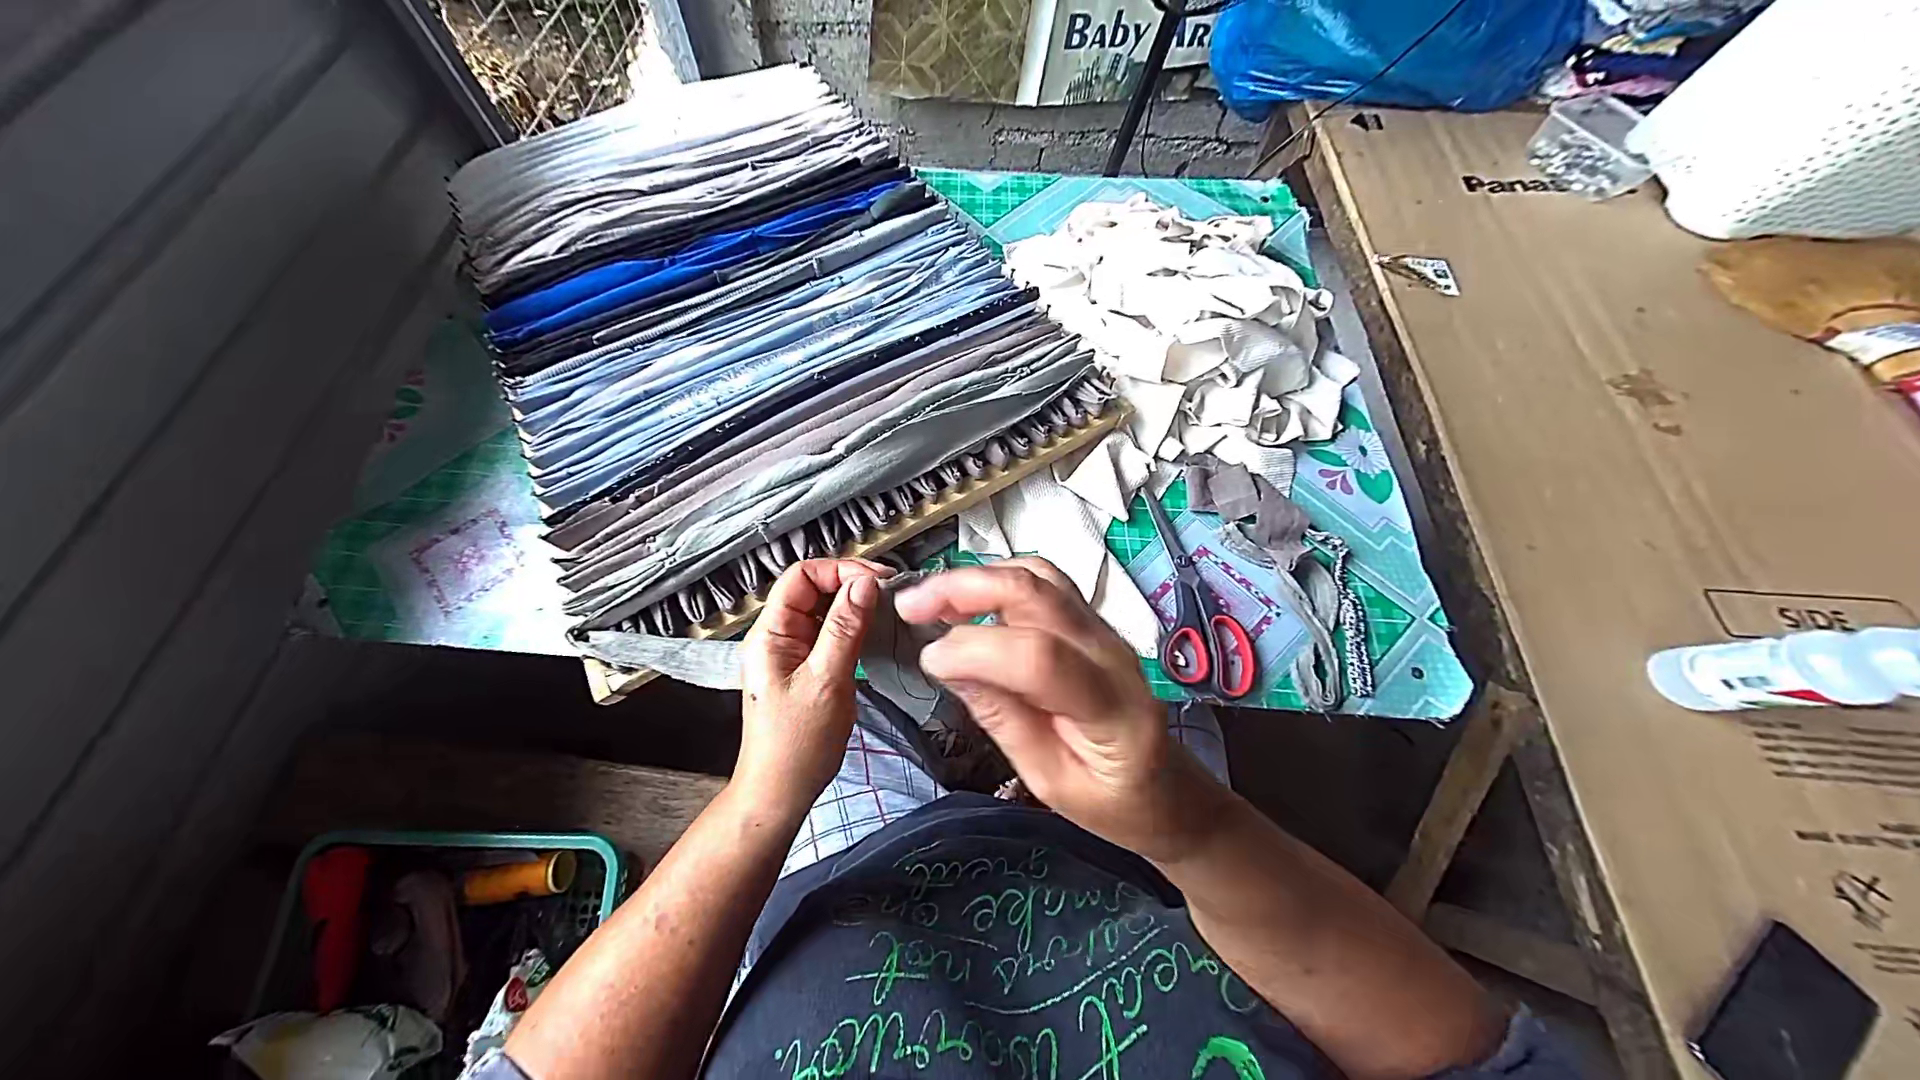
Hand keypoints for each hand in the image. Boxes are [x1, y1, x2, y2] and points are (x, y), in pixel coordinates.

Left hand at [736, 559, 888, 817]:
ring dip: (854, 604)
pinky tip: (872, 631)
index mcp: (770, 634)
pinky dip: (853, 626)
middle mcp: (778, 637)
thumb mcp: (826, 681)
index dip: (839, 570)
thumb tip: (864, 584)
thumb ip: (845, 629)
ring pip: (824, 610)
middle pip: (813, 589)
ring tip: (884, 608)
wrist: (781, 792)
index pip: (802, 576)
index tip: (875, 580)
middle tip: (887, 592)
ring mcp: (792, 652)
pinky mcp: (807, 668)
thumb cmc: (794, 746)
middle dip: (850, 583)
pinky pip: (830, 633)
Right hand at [894, 558, 1227, 862]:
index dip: (973, 649)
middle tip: (910, 606)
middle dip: (965, 588)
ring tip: (932, 600)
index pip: (1039, 657)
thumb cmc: (1112, 804)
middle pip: (1038, 592)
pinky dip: (1000, 581)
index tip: (928, 661)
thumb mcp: (1048, 781)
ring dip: (980, 578)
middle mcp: (1113, 654)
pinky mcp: (1094, 624)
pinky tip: (970, 602)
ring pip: (1041, 576)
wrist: (1169, 792)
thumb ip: (1003, 717)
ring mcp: (1106, 631)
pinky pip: (1046, 583)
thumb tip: (948, 663)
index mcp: (1110, 710)